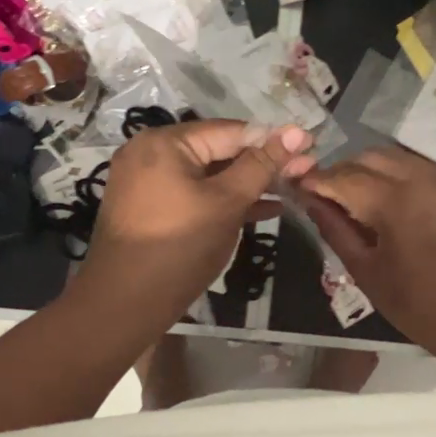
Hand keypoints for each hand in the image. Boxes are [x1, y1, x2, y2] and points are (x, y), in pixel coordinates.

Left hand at [79, 120, 313, 319]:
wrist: (124, 305)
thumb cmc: (179, 247)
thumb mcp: (227, 203)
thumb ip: (261, 166)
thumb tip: (295, 132)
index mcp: (165, 143)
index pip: (231, 131)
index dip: (274, 140)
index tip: (311, 147)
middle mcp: (152, 153)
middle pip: (220, 150)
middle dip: (264, 163)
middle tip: (307, 172)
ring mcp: (150, 183)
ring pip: (210, 176)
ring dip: (250, 184)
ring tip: (294, 190)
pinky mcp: (154, 210)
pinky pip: (197, 195)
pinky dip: (227, 201)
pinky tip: (266, 209)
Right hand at [296, 146, 435, 361]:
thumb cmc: (419, 307)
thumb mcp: (367, 272)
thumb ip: (335, 230)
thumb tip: (309, 200)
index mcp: (394, 201)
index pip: (342, 177)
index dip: (314, 181)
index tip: (294, 190)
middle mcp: (420, 178)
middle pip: (367, 158)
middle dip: (340, 172)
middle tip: (322, 198)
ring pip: (393, 157)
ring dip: (366, 170)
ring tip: (351, 200)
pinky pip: (416, 167)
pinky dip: (393, 174)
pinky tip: (383, 200)